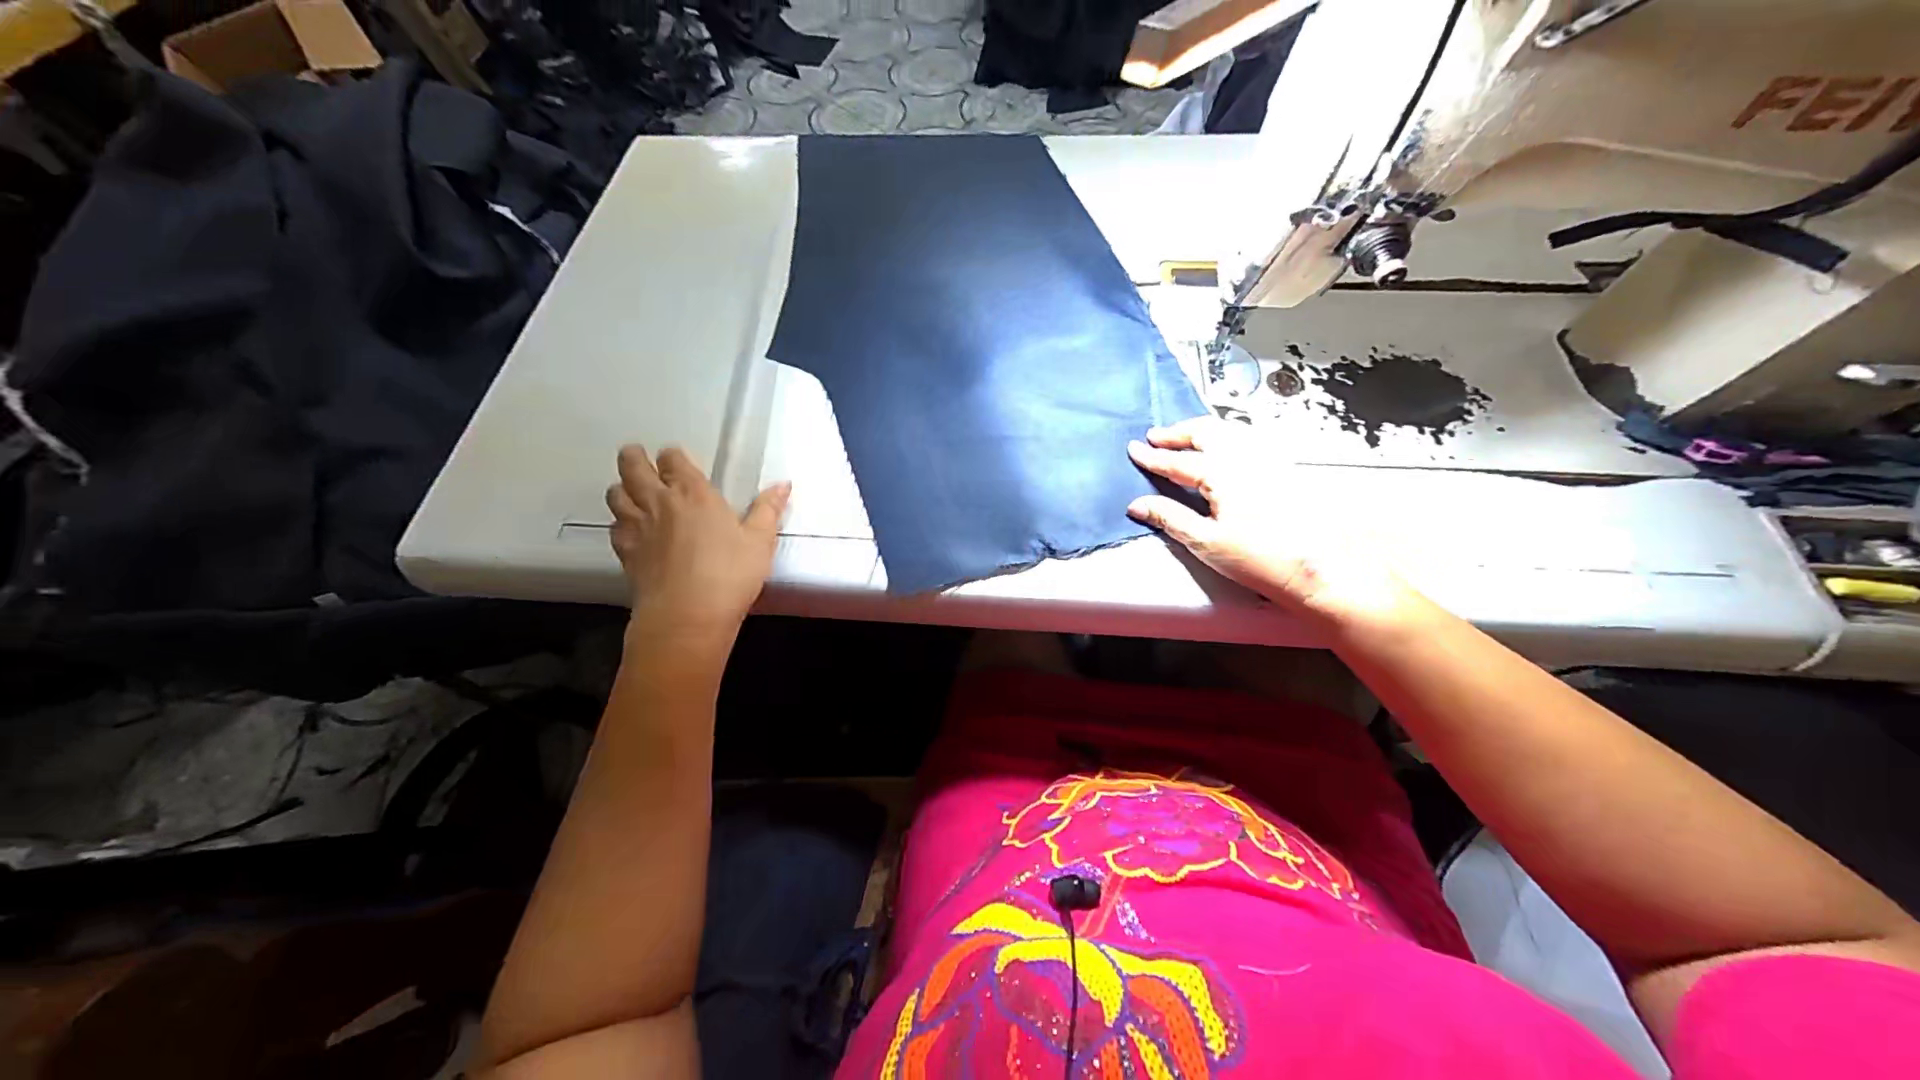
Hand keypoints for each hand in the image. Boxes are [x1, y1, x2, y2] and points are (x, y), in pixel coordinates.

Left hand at [606, 445, 789, 638]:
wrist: (687, 616)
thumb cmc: (729, 575)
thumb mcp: (760, 542)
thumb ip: (768, 509)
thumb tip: (783, 484)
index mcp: (694, 493)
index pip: (673, 459)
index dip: (673, 456)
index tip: (678, 460)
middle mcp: (660, 502)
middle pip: (633, 466)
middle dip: (634, 457)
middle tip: (638, 456)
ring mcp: (637, 527)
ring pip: (616, 494)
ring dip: (623, 487)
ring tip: (632, 491)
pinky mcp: (624, 552)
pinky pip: (614, 526)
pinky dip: (620, 521)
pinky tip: (630, 529)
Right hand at [1126, 418, 1416, 629]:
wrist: (1314, 571)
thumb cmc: (1259, 559)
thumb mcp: (1205, 542)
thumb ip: (1169, 518)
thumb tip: (1139, 505)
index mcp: (1223, 473)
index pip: (1179, 460)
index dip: (1153, 456)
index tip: (1135, 450)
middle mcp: (1246, 458)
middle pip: (1206, 432)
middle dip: (1177, 432)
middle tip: (1156, 437)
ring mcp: (1267, 461)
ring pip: (1229, 431)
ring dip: (1202, 432)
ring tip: (1184, 440)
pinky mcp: (1282, 470)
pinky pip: (1246, 440)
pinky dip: (1224, 438)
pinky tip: (1221, 450)